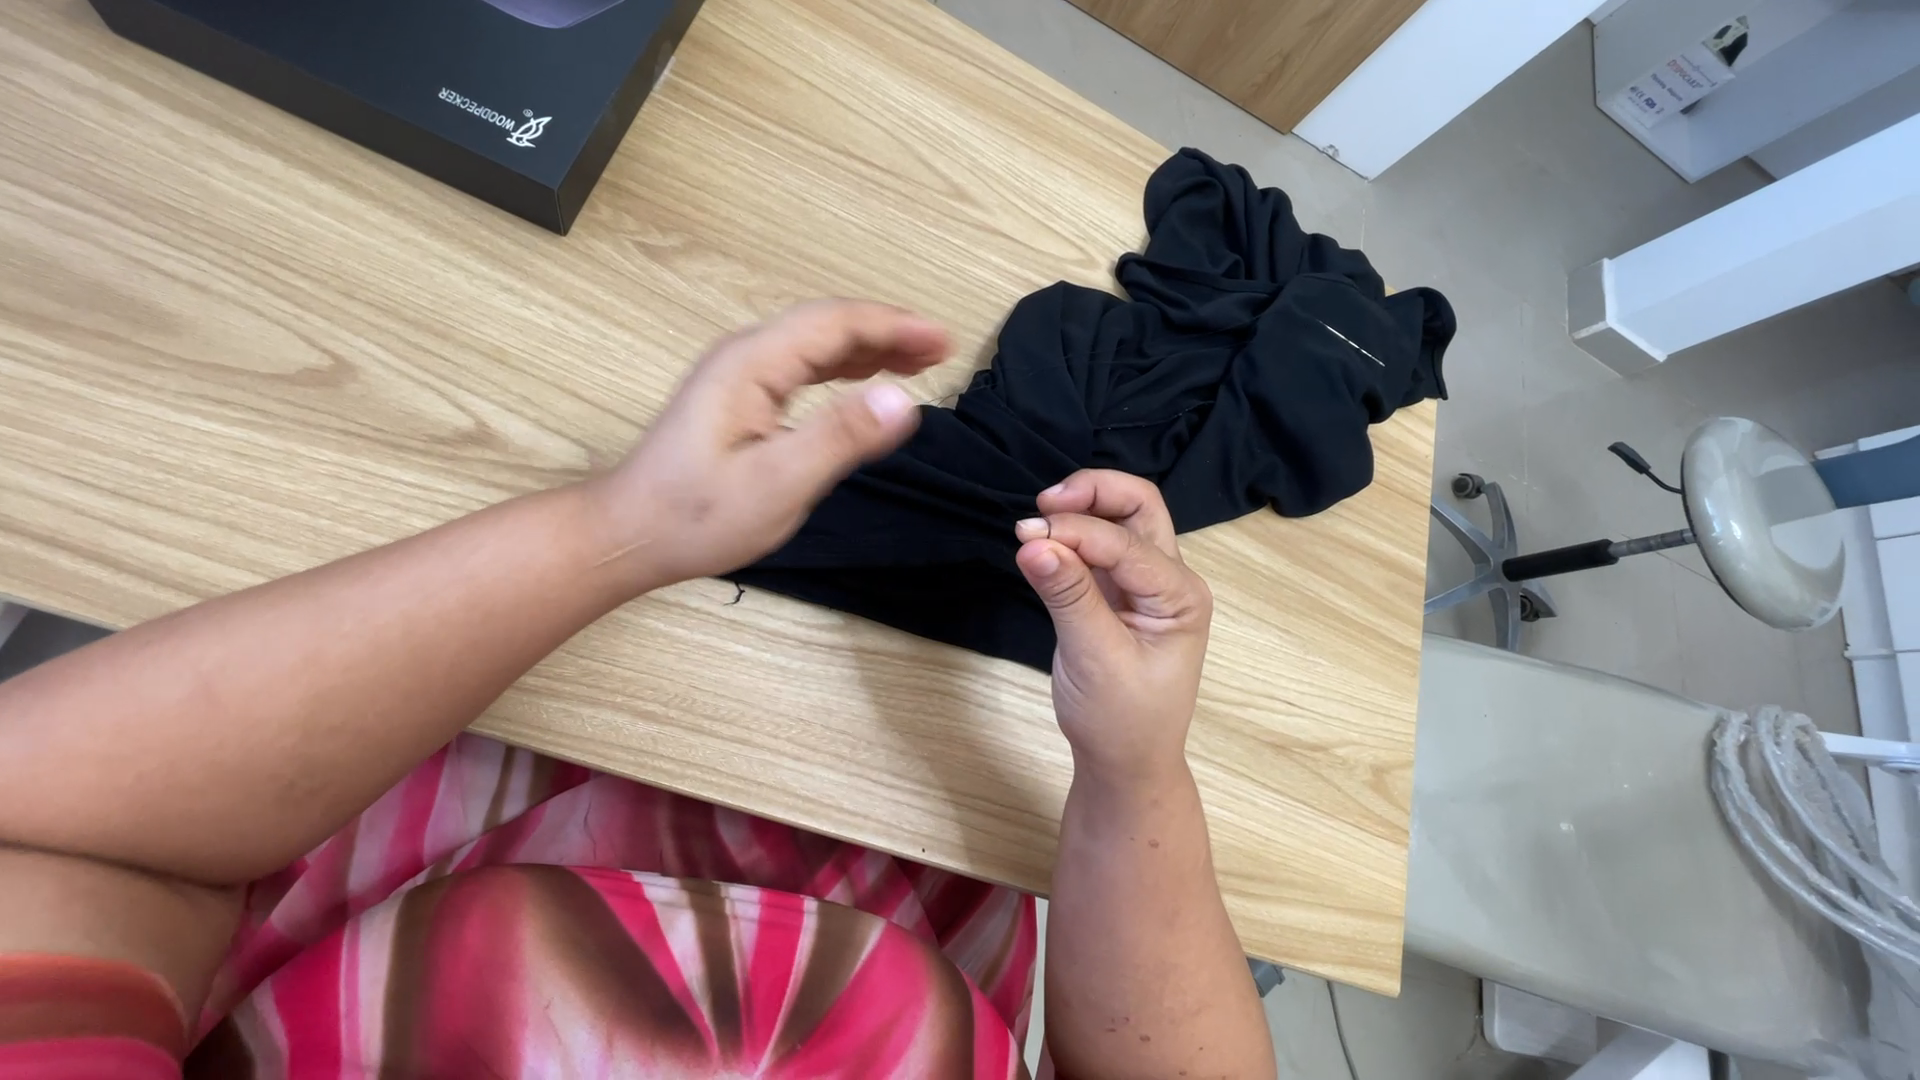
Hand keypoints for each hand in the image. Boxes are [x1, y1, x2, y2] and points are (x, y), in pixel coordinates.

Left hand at [590, 300, 948, 588]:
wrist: (629, 534)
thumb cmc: (697, 516)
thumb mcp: (778, 483)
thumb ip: (840, 438)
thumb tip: (904, 401)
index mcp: (753, 364)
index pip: (835, 325)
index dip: (894, 326)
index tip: (943, 339)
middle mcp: (745, 356)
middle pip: (827, 325)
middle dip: (887, 331)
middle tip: (940, 348)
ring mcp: (739, 375)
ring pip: (815, 344)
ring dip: (868, 347)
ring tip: (918, 360)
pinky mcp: (740, 398)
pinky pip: (802, 367)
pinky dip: (842, 368)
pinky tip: (864, 378)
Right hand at [1013, 470, 1211, 782]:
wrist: (1125, 761)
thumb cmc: (1121, 720)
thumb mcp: (1094, 658)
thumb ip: (1067, 595)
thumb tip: (1031, 541)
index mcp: (1180, 596)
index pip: (1126, 543)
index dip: (1077, 531)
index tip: (1026, 534)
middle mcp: (1169, 580)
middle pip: (1140, 507)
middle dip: (1095, 492)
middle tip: (1044, 504)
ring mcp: (1143, 583)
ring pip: (1122, 519)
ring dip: (1084, 507)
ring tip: (1040, 519)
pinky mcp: (1116, 592)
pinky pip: (1098, 547)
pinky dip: (1072, 534)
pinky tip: (1045, 541)